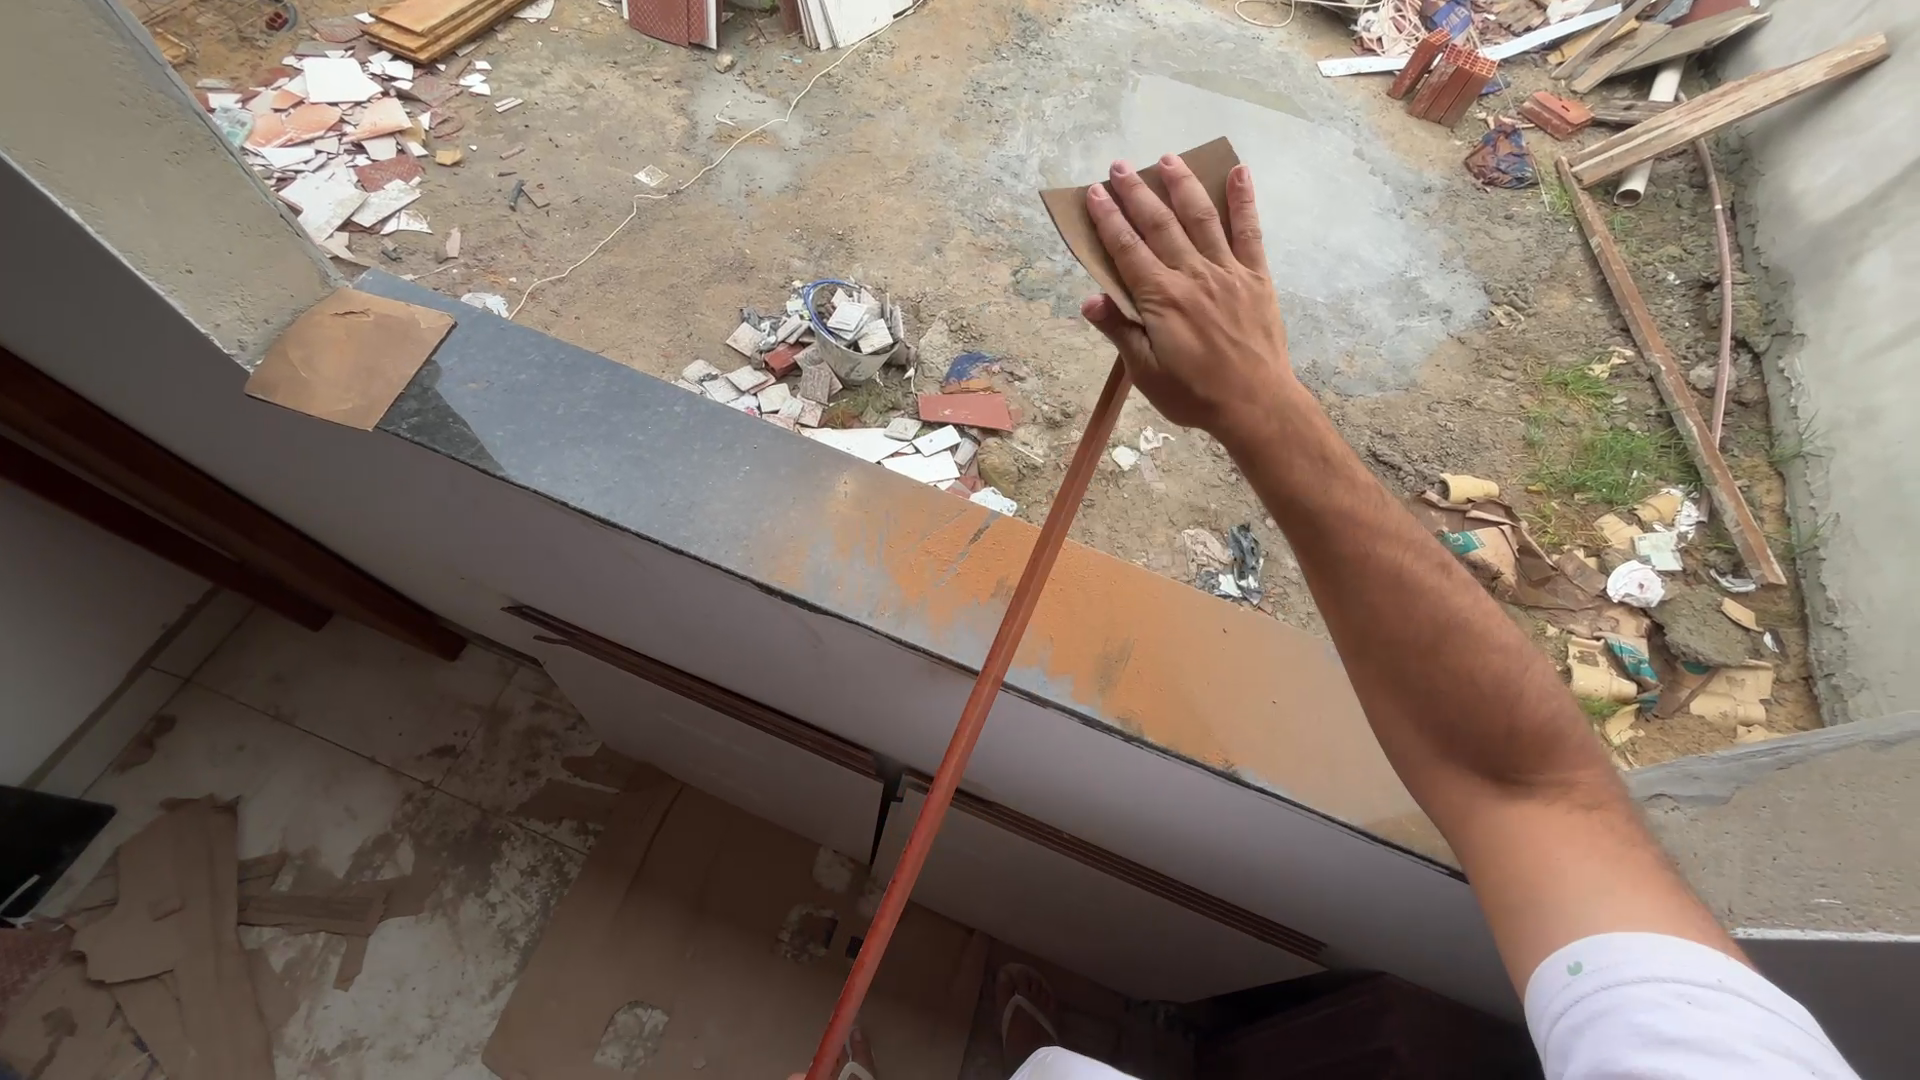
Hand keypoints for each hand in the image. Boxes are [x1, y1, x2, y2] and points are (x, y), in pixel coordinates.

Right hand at [1080, 157, 1299, 448]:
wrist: (1254, 404)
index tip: (1094, 192)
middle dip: (1137, 193)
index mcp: (1161, 299)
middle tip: (1119, 166)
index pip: (1128, 249)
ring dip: (1182, 185)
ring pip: (1201, 218)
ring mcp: (1227, 272)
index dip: (1109, 219)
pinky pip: (1249, 231)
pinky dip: (1243, 200)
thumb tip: (1090, 299)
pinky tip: (1237, 172)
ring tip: (1167, 158)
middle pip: (1160, 224)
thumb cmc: (1193, 395)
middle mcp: (1192, 275)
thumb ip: (1119, 331)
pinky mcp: (1256, 278)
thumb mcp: (1146, 371)